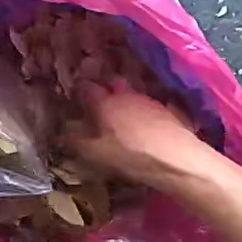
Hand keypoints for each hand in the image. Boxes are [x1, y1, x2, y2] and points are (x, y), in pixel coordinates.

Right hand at [66, 81, 211, 185]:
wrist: (178, 159)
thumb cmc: (130, 155)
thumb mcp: (94, 154)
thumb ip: (76, 141)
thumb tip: (64, 133)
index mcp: (104, 102)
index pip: (86, 87)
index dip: (79, 88)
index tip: (74, 93)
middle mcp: (126, 96)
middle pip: (112, 82)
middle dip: (104, 86)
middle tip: (98, 97)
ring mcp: (150, 101)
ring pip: (132, 93)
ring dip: (125, 99)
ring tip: (120, 113)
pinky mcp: (169, 112)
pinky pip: (150, 106)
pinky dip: (143, 112)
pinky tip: (144, 125)